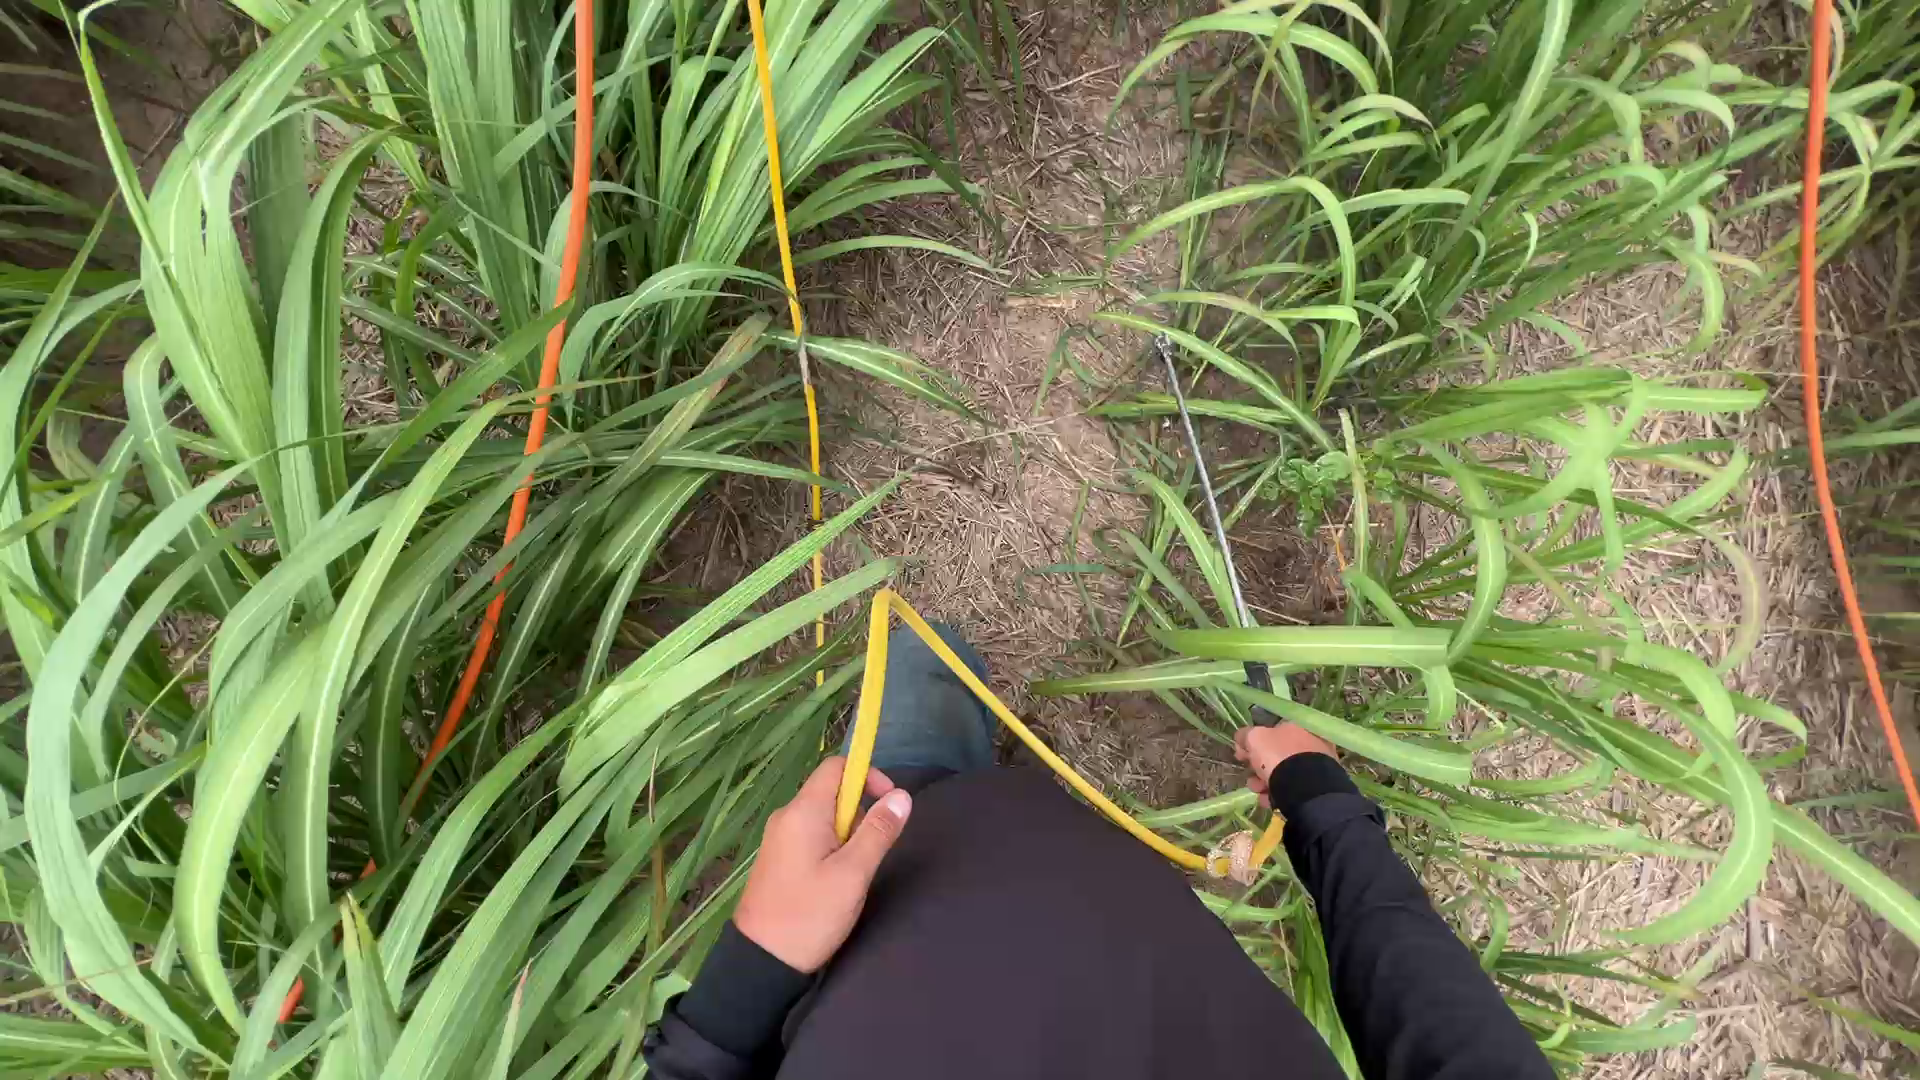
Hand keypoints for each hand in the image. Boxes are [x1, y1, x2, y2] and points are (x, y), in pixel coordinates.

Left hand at [733, 756, 911, 973]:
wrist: (758, 964)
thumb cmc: (809, 915)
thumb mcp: (853, 874)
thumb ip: (878, 831)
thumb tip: (902, 796)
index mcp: (803, 811)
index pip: (836, 767)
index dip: (867, 775)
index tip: (889, 803)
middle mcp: (787, 816)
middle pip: (832, 791)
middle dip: (859, 813)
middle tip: (868, 852)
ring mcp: (778, 837)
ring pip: (823, 816)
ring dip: (846, 834)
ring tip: (849, 875)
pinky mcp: (777, 858)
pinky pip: (810, 835)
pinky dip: (829, 847)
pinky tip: (832, 882)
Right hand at [1234, 723, 1336, 809]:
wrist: (1305, 787)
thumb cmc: (1278, 755)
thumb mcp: (1254, 738)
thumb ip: (1245, 735)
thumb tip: (1242, 739)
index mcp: (1297, 727)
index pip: (1271, 733)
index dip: (1254, 744)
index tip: (1242, 755)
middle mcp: (1310, 744)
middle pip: (1276, 755)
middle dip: (1257, 767)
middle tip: (1249, 776)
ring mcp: (1316, 766)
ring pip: (1282, 773)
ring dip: (1264, 782)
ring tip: (1257, 790)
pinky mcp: (1318, 787)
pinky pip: (1292, 787)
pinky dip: (1277, 793)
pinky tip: (1268, 800)